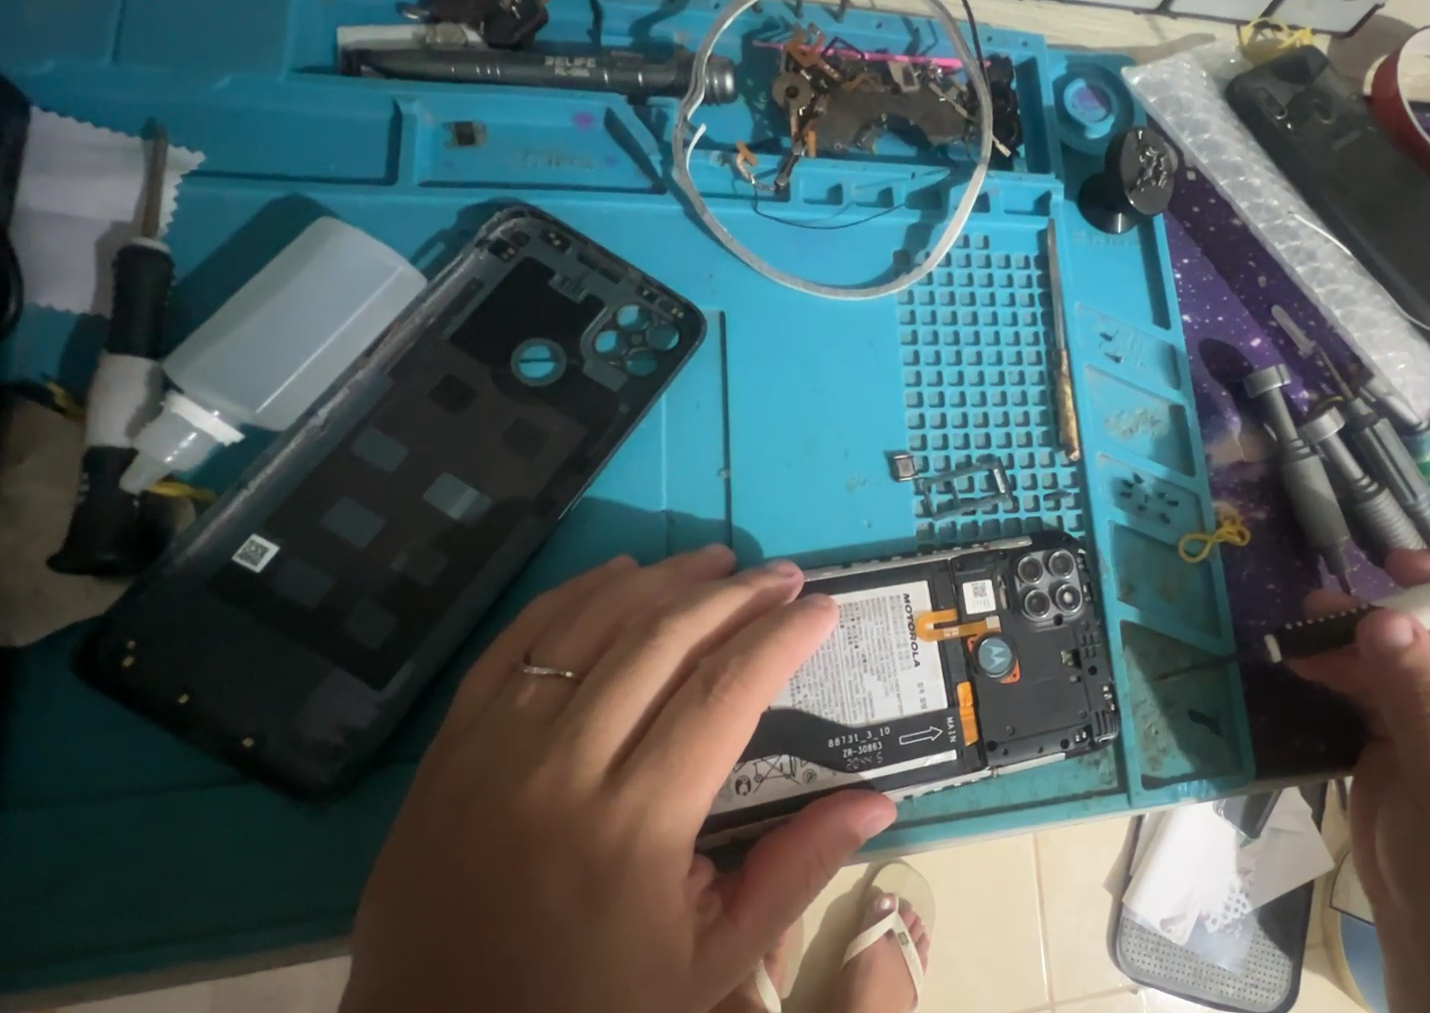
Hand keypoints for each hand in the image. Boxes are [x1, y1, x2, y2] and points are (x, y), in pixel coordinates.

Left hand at [341, 547, 897, 1012]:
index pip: (725, 693)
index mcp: (635, 826)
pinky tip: (624, 573)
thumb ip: (797, 869)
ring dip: (664, 579)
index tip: (822, 608)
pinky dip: (578, 593)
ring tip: (719, 561)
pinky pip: (520, 640)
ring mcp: (495, 748)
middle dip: (736, 595)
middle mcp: (562, 768)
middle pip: (663, 641)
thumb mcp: (712, 959)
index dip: (781, 638)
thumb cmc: (592, 1004)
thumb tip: (879, 799)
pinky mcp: (451, 744)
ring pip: (591, 624)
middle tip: (784, 575)